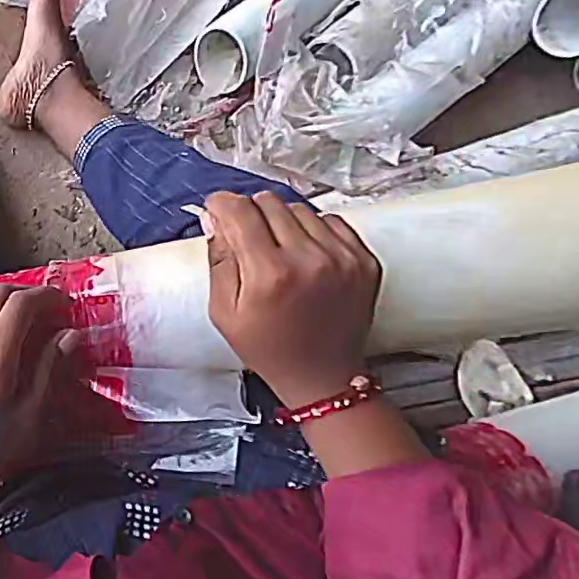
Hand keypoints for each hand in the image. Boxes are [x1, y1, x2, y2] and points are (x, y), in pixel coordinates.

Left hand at [0, 284, 80, 498]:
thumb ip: (51, 368)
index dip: (48, 296)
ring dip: (10, 302)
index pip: (21, 303)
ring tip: (36, 321)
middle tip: (54, 310)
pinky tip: (11, 337)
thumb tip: (71, 334)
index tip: (69, 306)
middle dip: (29, 293)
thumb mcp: (32, 413)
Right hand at [203, 191, 382, 407]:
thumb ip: (218, 261)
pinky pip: (331, 221)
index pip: (240, 212)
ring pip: (300, 209)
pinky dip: (310, 230)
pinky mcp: (364, 259)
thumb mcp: (224, 312)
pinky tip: (301, 254)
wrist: (322, 375)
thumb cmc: (267, 348)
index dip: (221, 204)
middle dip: (248, 213)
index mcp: (269, 274)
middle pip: (270, 203)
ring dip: (280, 221)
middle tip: (242, 234)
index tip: (215, 207)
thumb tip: (214, 219)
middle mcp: (309, 258)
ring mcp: (342, 257)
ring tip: (273, 249)